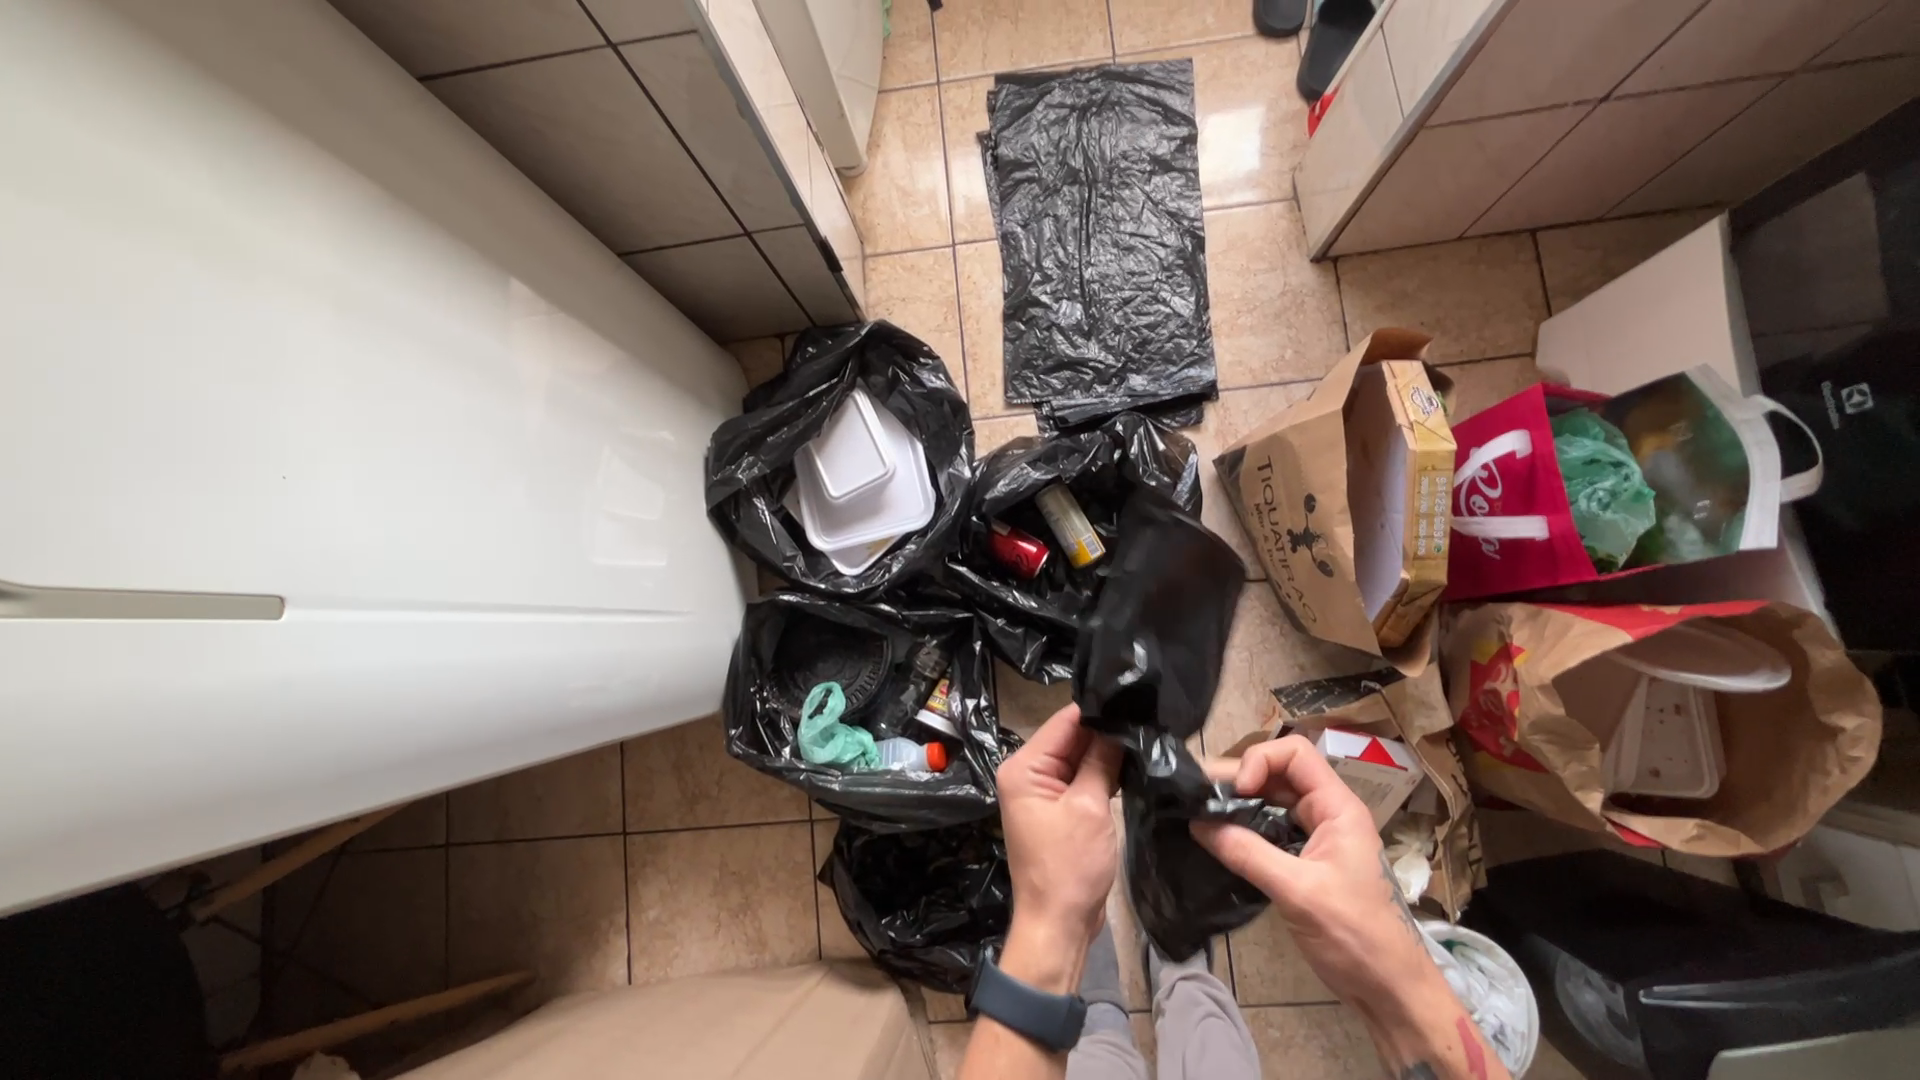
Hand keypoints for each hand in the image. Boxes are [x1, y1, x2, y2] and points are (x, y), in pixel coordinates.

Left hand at [993, 703, 1123, 992]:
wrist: (1058, 925)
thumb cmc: (1070, 867)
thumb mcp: (1089, 808)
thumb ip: (1101, 761)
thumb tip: (1118, 724)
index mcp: (1023, 768)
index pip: (1063, 723)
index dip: (1098, 710)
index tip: (1133, 699)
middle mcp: (1027, 773)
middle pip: (1070, 739)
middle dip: (1105, 731)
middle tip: (1147, 718)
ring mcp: (1042, 792)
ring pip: (1079, 759)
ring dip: (1107, 753)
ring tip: (1146, 737)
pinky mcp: (1059, 809)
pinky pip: (1081, 780)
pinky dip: (1102, 775)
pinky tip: (1133, 766)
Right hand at [1190, 735, 1433, 1002]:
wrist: (1391, 992)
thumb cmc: (1356, 936)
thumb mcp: (1298, 892)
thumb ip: (1247, 853)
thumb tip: (1197, 823)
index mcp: (1338, 808)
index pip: (1295, 754)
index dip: (1259, 761)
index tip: (1237, 792)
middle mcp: (1327, 813)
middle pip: (1278, 773)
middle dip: (1238, 780)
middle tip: (1199, 798)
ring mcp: (1317, 837)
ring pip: (1271, 800)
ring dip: (1238, 803)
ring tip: (1201, 813)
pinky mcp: (1306, 860)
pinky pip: (1270, 827)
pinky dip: (1244, 826)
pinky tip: (1220, 837)